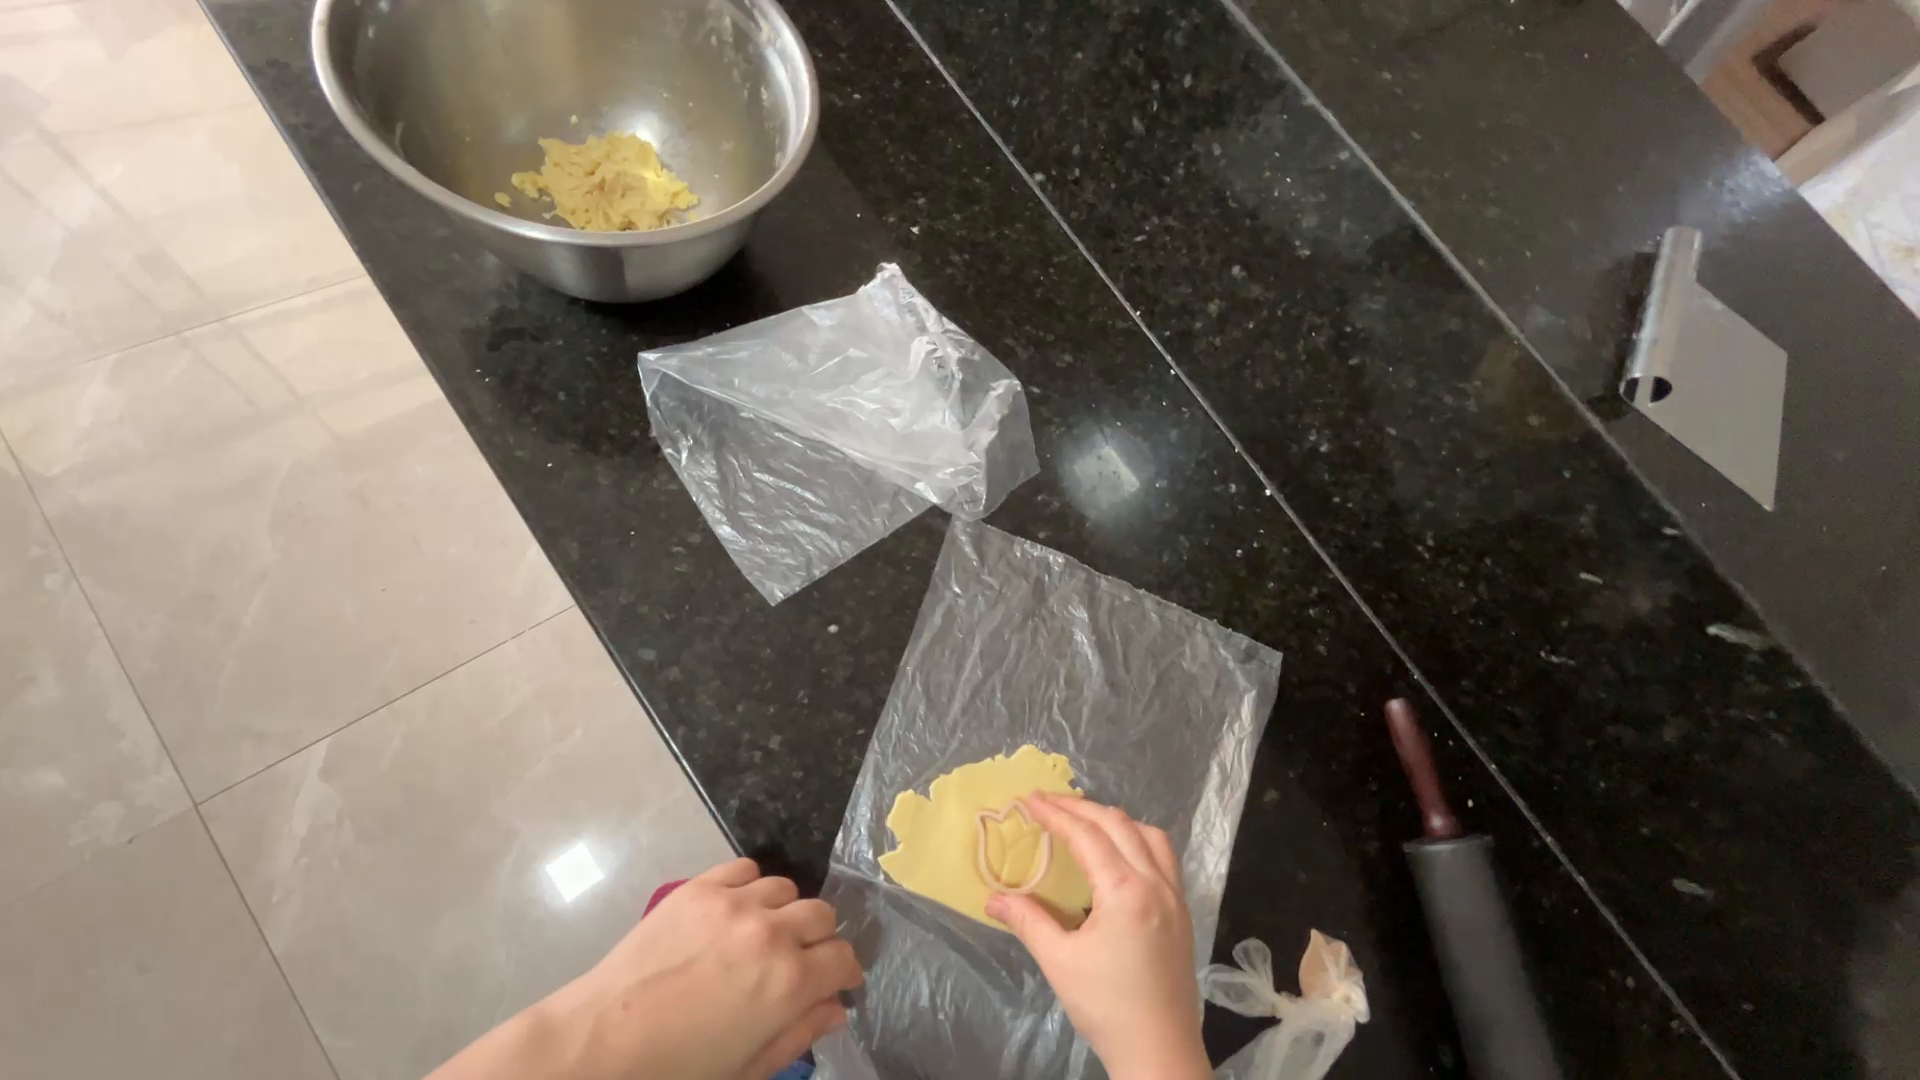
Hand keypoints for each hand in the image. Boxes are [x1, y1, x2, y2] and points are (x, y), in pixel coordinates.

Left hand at [428, 858, 861, 1079]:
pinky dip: (751, 887)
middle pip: (822, 915)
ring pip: (787, 889)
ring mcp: (735, 903)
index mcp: (790, 982)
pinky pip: (746, 869)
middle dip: (819, 940)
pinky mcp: (701, 888)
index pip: (844, 958)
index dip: (845, 972)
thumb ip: (799, 1034)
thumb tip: (835, 1009)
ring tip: (763, 935)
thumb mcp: (748, 1068)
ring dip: (785, 912)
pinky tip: (737, 911)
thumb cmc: (678, 1069)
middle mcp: (772, 932)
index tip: (837, 981)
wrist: (600, 1044)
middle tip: (799, 961)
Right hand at [987, 794, 1210, 1079]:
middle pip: (1118, 825)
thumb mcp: (1060, 962)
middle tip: (1049, 802)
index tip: (1031, 799)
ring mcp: (1175, 896)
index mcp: (1126, 891)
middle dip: (1082, 808)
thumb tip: (992, 898)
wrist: (1160, 1054)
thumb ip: (1028, 921)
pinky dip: (1138, 839)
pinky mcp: (1182, 912)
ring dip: (1115, 820)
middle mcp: (1156, 883)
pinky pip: (1164, 856)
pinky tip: (1120, 854)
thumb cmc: (1107, 1007)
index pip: (1087, 836)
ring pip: (1149, 835)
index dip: (1057, 814)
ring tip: (1085, 821)